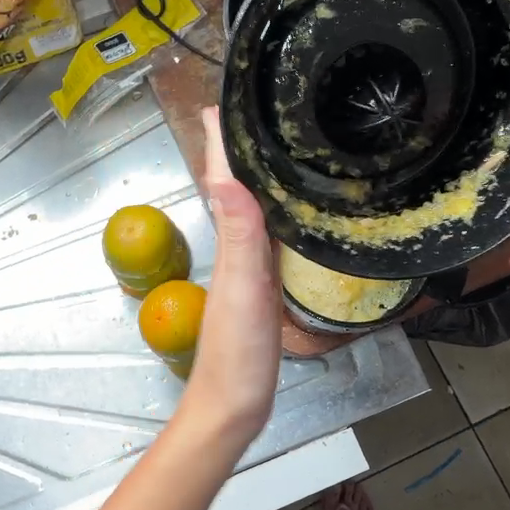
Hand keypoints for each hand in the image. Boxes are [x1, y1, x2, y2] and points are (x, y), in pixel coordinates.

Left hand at [184, 107, 280, 439]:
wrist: (234, 407)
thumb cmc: (237, 354)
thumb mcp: (242, 291)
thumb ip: (238, 237)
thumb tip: (225, 176)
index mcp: (228, 245)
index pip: (221, 182)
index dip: (220, 143)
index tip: (223, 103)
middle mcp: (234, 252)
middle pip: (235, 190)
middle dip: (241, 151)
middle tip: (254, 113)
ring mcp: (247, 272)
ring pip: (252, 212)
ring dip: (257, 180)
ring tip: (275, 151)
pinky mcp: (262, 291)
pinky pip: (268, 240)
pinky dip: (275, 217)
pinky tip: (289, 217)